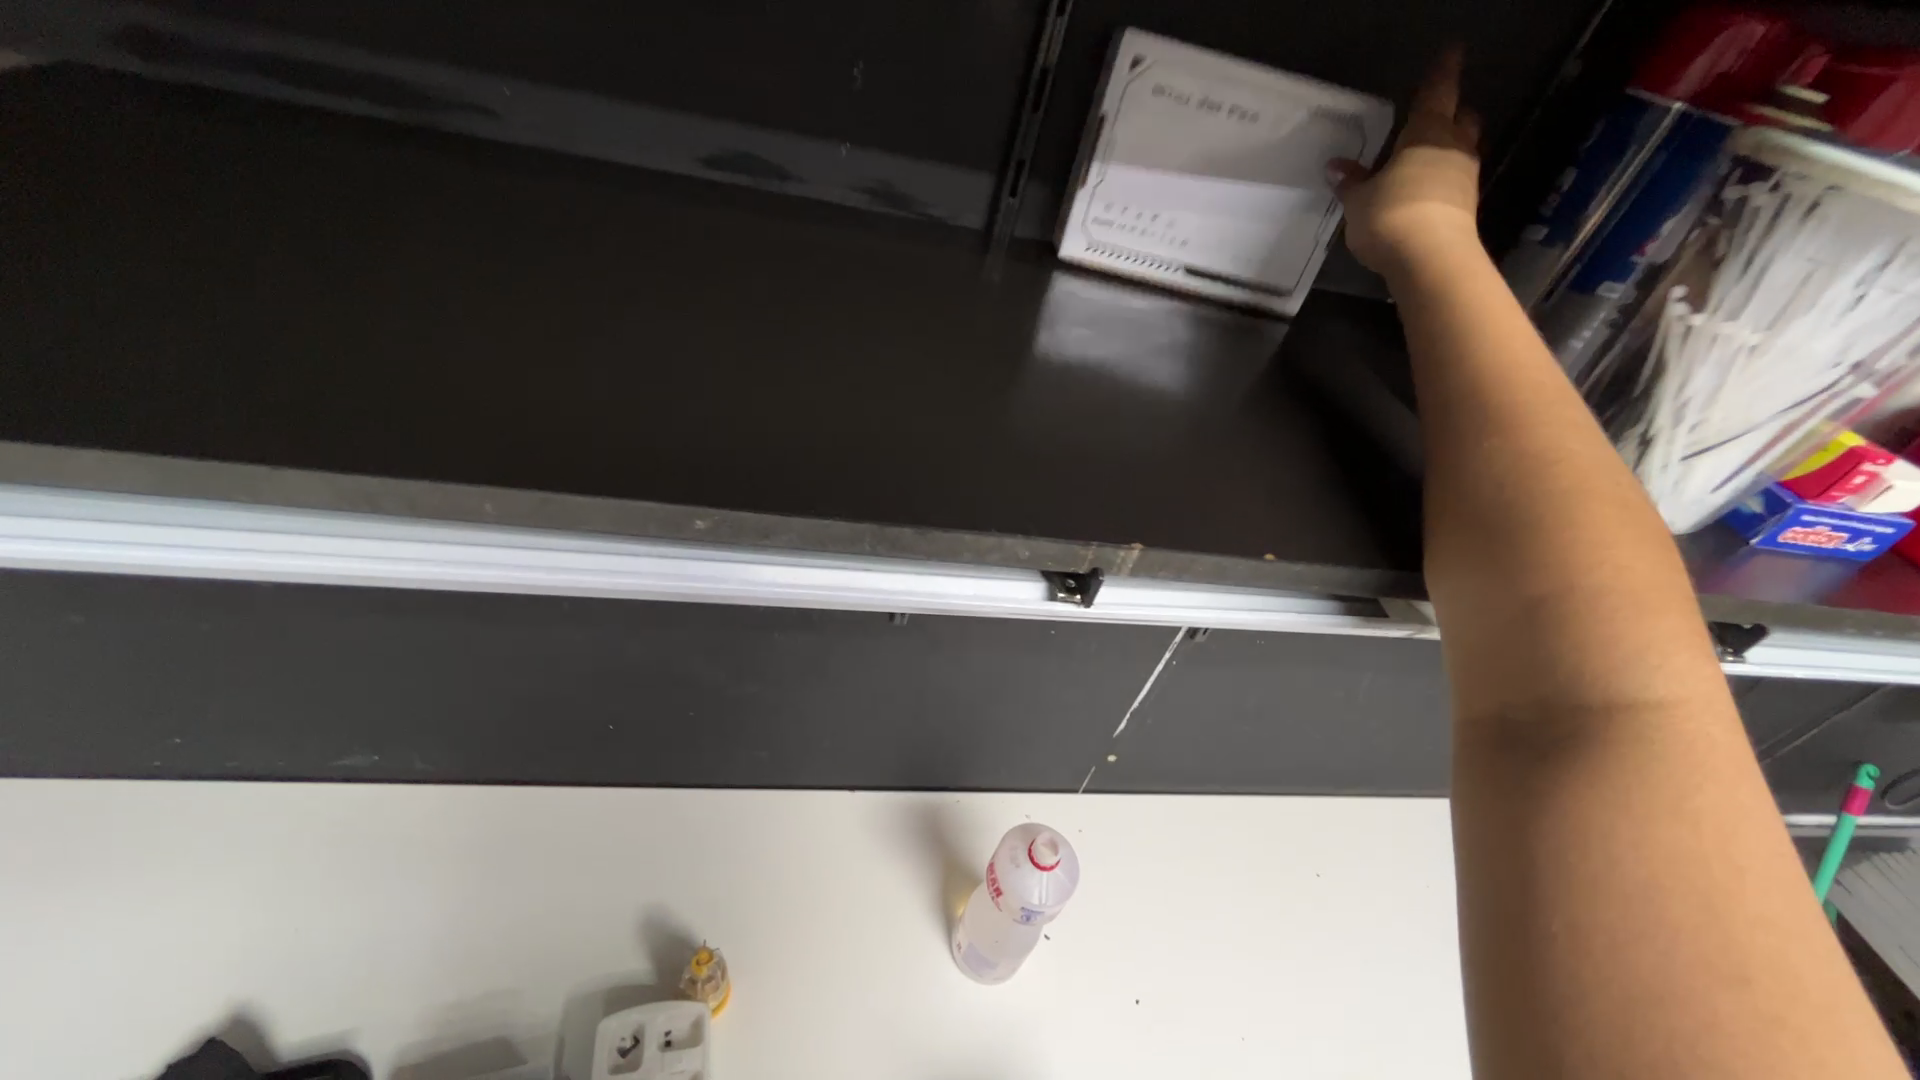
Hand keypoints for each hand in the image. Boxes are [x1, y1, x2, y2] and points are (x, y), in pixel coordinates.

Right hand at [1330, 47, 1481, 276]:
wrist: (1430, 259)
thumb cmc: (1390, 216)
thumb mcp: (1358, 201)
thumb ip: (1351, 182)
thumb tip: (1337, 166)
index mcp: (1427, 133)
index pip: (1437, 93)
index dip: (1442, 73)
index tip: (1450, 53)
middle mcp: (1453, 147)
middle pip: (1461, 119)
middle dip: (1451, 114)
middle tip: (1434, 115)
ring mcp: (1464, 178)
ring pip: (1461, 150)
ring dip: (1446, 149)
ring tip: (1421, 158)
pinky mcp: (1465, 207)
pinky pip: (1453, 181)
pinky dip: (1440, 179)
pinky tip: (1421, 190)